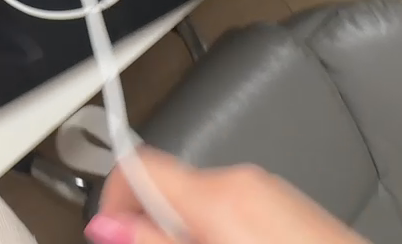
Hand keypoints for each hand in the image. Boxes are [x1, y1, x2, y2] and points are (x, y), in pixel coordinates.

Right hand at [87, 149, 362, 243]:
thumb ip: (158, 243)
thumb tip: (107, 227)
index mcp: (219, 193)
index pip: (136, 164)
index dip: (115, 201)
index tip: (114, 237)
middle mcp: (243, 180)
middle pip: (168, 188)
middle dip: (157, 227)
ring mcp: (273, 192)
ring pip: (201, 202)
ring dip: (190, 233)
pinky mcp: (294, 209)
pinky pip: (235, 211)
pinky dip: (223, 233)